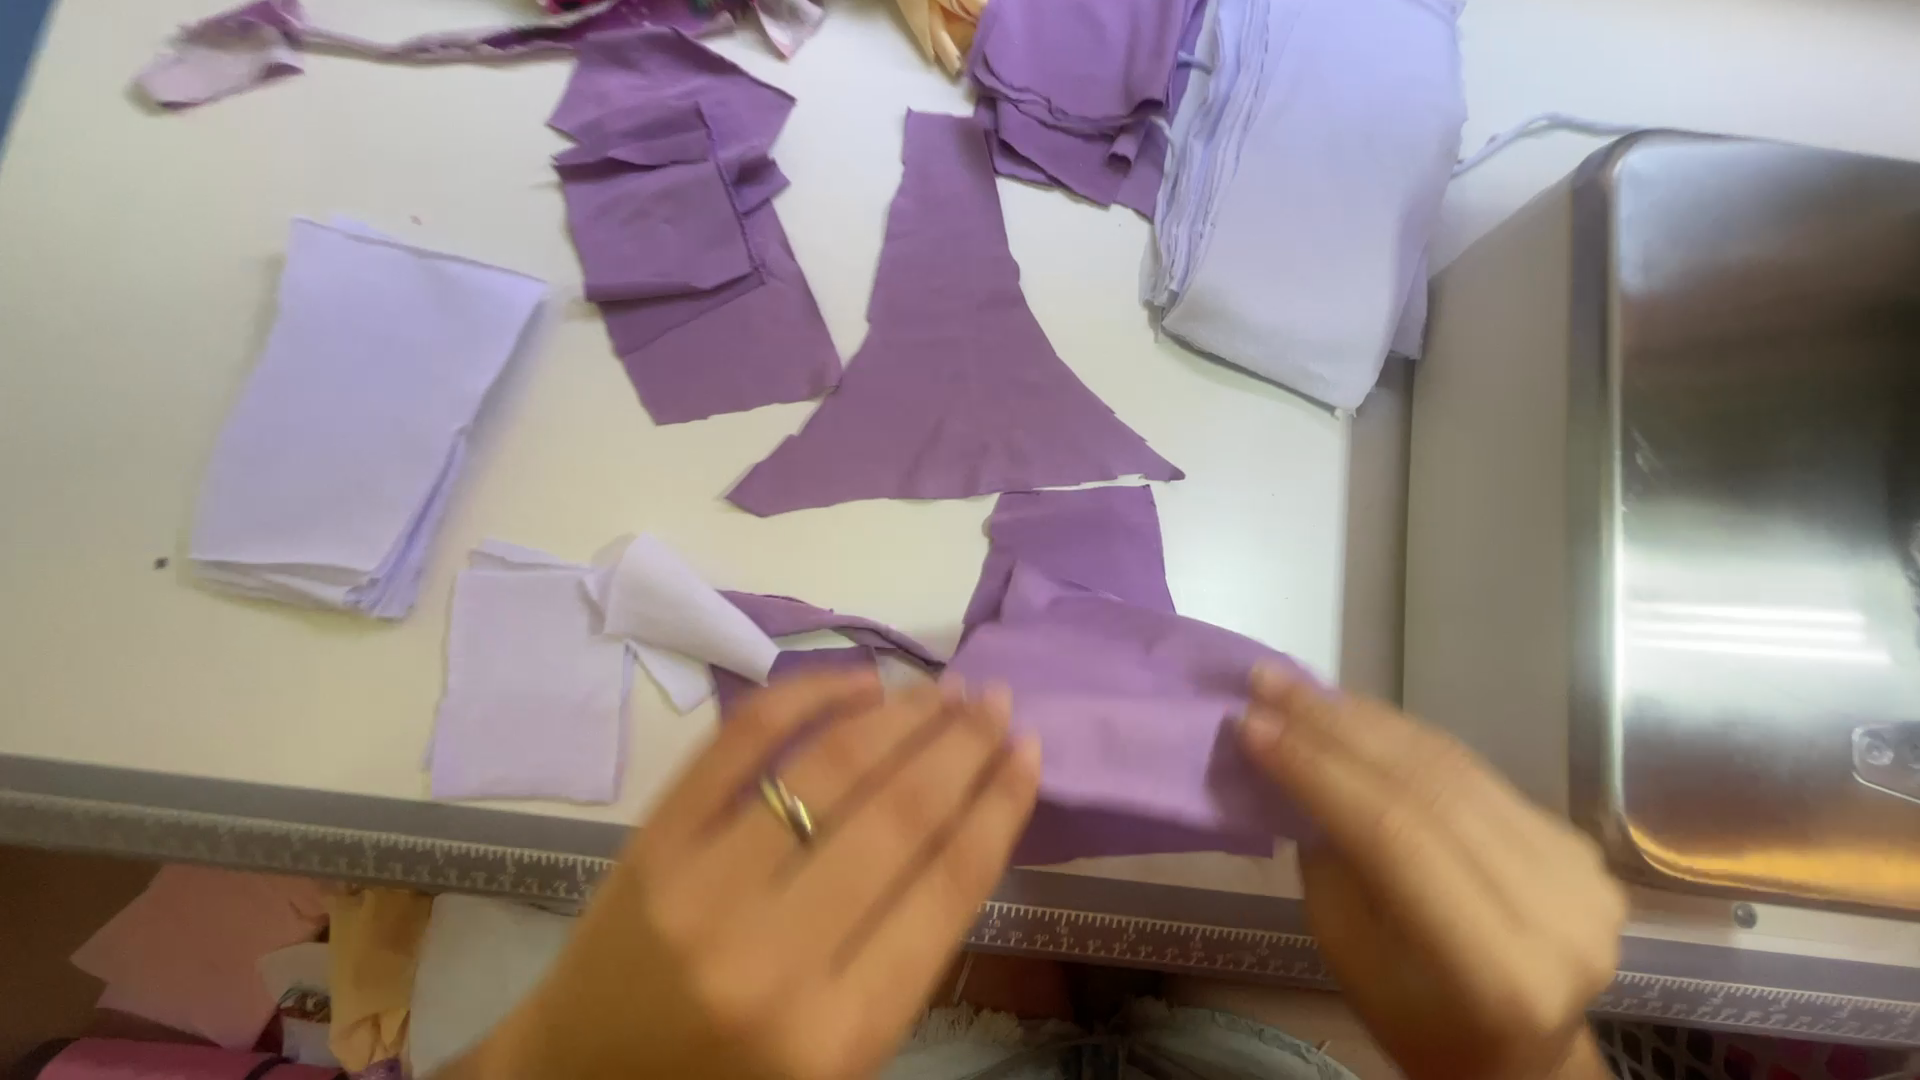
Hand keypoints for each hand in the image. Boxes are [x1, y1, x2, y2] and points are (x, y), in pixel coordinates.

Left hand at [453, 673, 1040, 1079]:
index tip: (1028, 751)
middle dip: (963, 746)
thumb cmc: (734, 1076)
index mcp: (837, 1033)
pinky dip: (808, 695)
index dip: (999, 805)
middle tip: (995, 702)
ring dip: (902, 714)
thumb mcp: (843, 1051)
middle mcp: (774, 957)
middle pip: (899, 815)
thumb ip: (907, 949)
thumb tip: (969, 816)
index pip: (947, 887)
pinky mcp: (653, 840)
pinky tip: (860, 680)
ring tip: (945, 687)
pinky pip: (742, 741)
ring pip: (831, 766)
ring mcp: (702, 887)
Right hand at [1239, 667, 1625, 1079]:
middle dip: (1330, 727)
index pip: (1394, 836)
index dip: (1316, 771)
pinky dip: (1397, 731)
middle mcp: (1557, 914)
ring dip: (1359, 716)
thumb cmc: (1407, 1010)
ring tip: (1295, 687)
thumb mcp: (1343, 942)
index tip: (1250, 724)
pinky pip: (1467, 765)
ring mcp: (1576, 869)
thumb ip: (1328, 849)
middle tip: (1266, 684)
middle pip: (1425, 789)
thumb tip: (1287, 758)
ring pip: (1446, 764)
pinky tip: (1346, 708)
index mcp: (1497, 970)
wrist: (1510, 1045)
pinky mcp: (1573, 837)